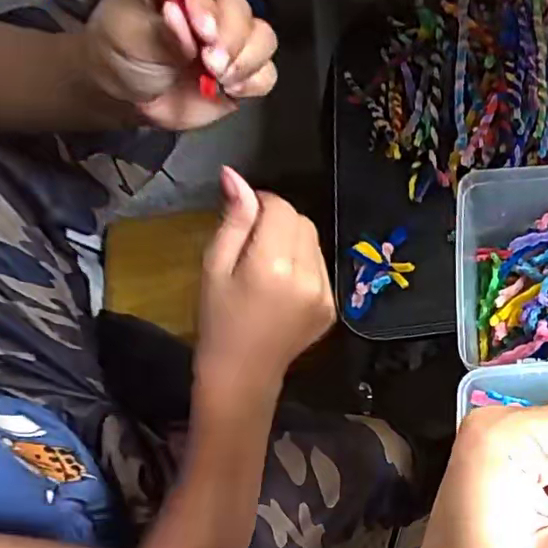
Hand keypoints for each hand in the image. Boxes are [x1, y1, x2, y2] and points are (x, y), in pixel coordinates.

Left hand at [83, 0, 277, 128]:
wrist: (133, 97)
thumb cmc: (123, 55)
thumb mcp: (129, 35)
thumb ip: (159, 28)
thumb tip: (180, 15)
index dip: (203, 3)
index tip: (202, 32)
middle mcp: (207, 2)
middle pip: (239, 8)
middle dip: (232, 39)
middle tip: (211, 65)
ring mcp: (230, 37)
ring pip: (263, 38)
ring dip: (248, 61)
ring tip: (221, 78)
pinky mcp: (243, 71)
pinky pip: (266, 73)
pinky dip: (254, 83)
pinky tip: (231, 90)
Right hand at [199, 167, 333, 368]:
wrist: (244, 371)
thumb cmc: (219, 319)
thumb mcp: (215, 266)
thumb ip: (234, 221)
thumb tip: (235, 176)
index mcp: (274, 265)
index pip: (282, 209)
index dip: (262, 203)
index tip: (245, 215)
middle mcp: (307, 278)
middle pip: (303, 222)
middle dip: (280, 221)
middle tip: (253, 241)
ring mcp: (325, 295)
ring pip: (315, 243)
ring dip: (294, 242)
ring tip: (268, 265)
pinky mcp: (332, 307)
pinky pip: (322, 268)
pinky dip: (305, 265)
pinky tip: (283, 284)